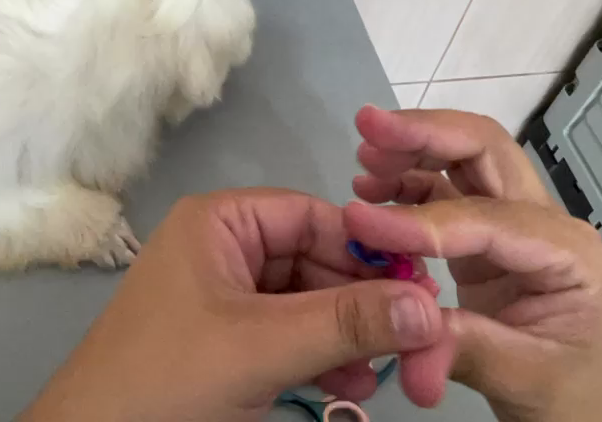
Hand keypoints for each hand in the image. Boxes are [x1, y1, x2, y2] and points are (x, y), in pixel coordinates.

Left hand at [20, 188, 448, 421]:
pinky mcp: (223, 338)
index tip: (420, 285)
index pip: (309, 216)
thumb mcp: (263, 347)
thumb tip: (429, 305)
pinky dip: (317, 356)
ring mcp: (221, 294)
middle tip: (410, 340)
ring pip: (303, 301)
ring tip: (378, 375)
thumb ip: (346, 323)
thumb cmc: (172, 375)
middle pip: (311, 260)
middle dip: (357, 302)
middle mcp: (222, 246)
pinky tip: (347, 386)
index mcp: (220, 221)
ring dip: (342, 336)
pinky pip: (284, 334)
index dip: (365, 247)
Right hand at [349, 107, 601, 421]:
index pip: (485, 218)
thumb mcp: (529, 381)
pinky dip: (408, 180)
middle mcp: (544, 220)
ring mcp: (514, 222)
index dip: (419, 218)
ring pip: (464, 156)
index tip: (358, 219)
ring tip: (364, 158)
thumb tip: (403, 338)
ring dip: (412, 147)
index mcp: (567, 251)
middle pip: (484, 149)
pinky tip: (373, 188)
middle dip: (424, 132)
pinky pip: (446, 189)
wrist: (598, 420)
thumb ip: (465, 349)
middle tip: (367, 125)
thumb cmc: (580, 401)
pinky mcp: (487, 235)